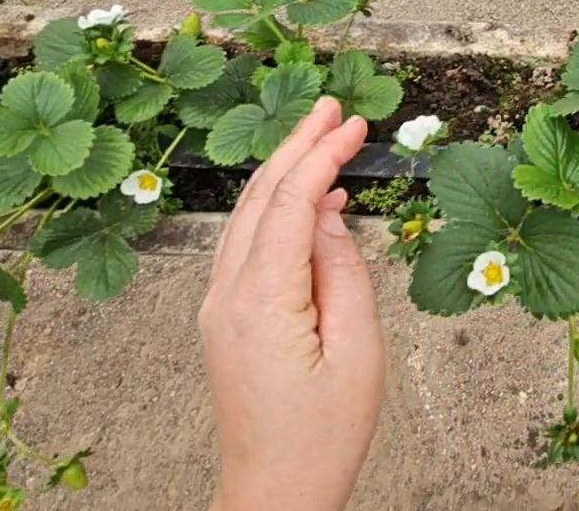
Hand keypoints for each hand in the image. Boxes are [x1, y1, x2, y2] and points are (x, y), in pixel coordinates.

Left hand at [203, 98, 381, 510]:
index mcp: (260, 301)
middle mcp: (226, 295)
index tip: (353, 124)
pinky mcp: (227, 315)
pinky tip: (313, 198)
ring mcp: (219, 305)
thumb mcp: (358, 349)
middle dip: (297, 144)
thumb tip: (328, 216)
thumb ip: (344, 270)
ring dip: (284, 167)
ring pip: (247, 214)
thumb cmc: (323, 433)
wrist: (275, 495)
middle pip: (259, 197)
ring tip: (321, 132)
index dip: (321, 155)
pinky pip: (249, 242)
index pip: (289, 204)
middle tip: (332, 106)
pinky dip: (278, 206)